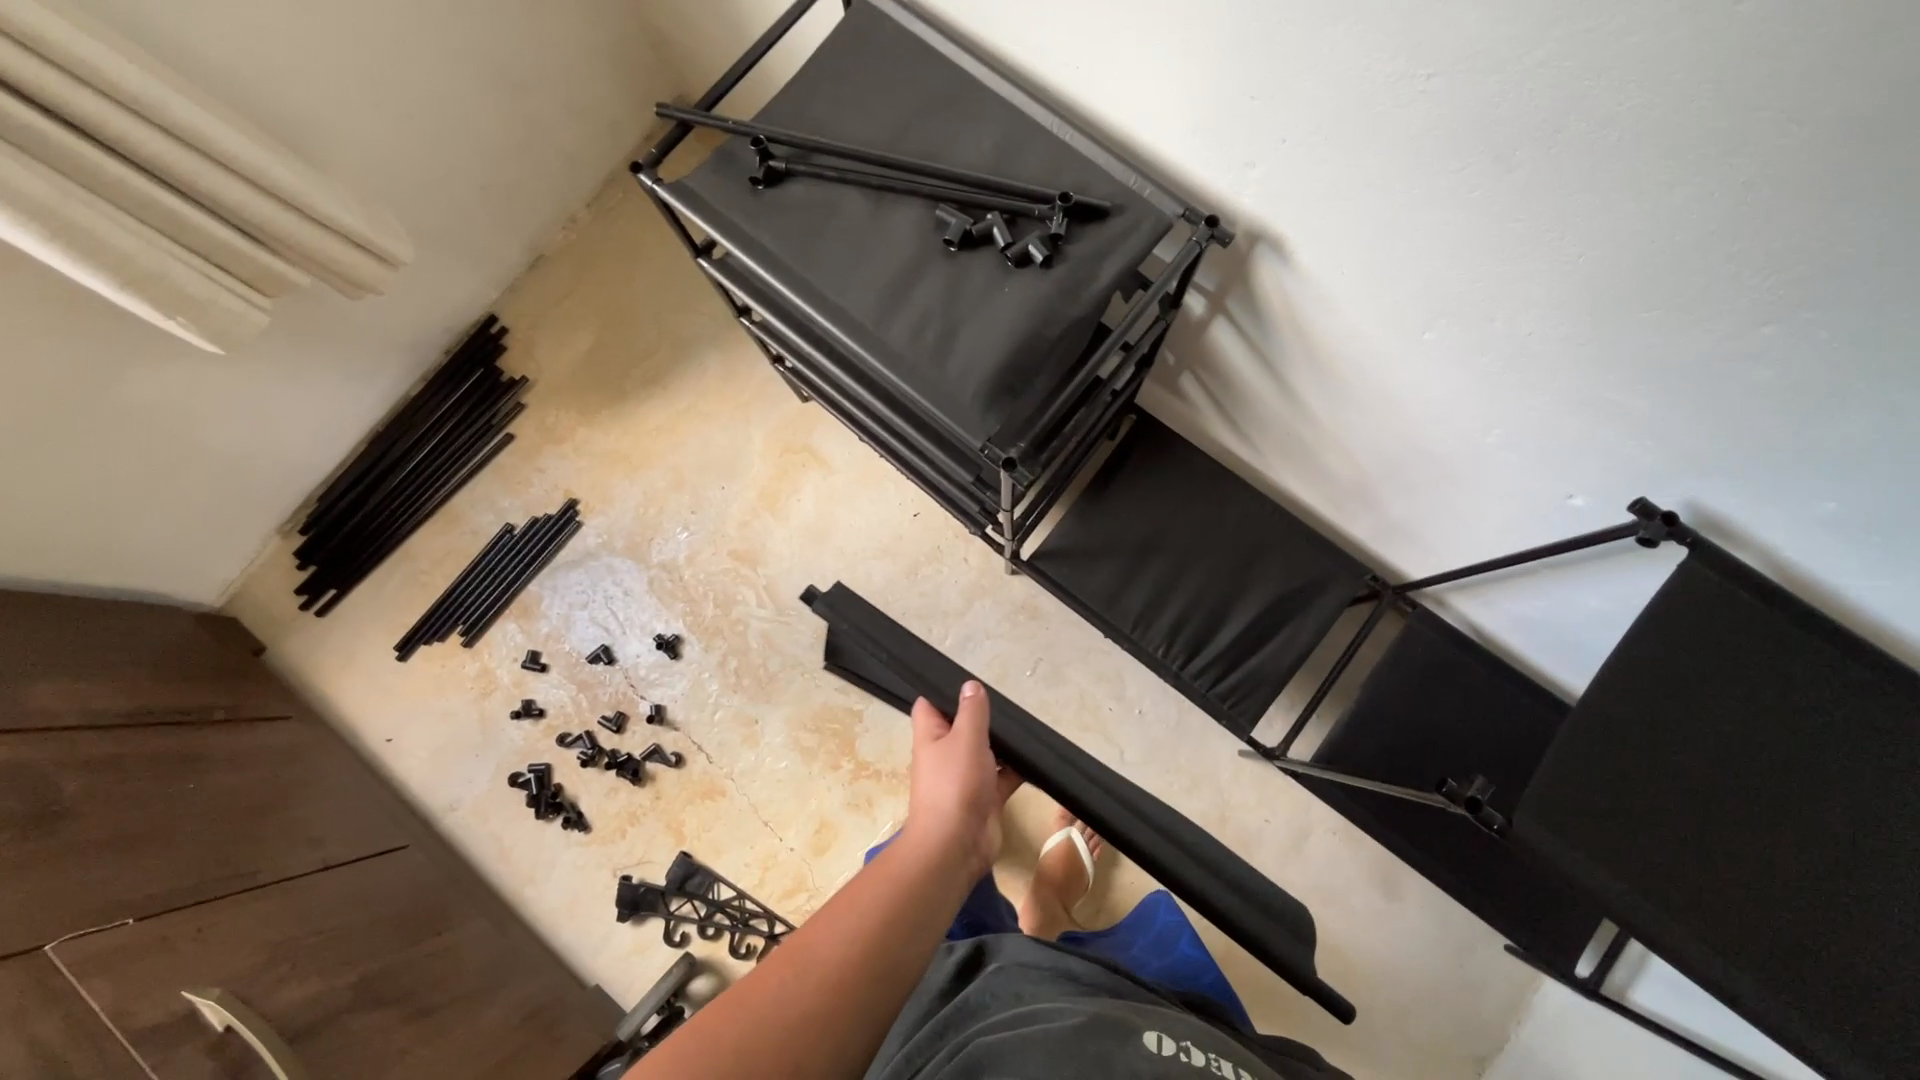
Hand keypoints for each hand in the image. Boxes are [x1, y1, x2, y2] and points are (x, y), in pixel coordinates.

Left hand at [900, 681, 1022, 880]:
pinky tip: (1037, 757)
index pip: (930, 705)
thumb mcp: (965, 739)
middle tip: (1006, 701)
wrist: (957, 845)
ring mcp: (966, 778)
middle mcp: (946, 755)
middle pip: (962, 727)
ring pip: (985, 752)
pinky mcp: (986, 797)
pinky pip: (1004, 777)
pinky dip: (1018, 769)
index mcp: (931, 737)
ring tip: (1025, 723)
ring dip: (1002, 743)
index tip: (967, 680)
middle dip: (982, 716)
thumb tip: (970, 686)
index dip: (943, 691)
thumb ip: (972, 712)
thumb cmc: (954, 785)